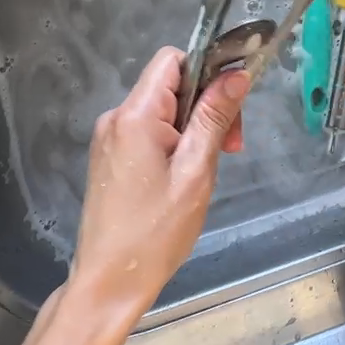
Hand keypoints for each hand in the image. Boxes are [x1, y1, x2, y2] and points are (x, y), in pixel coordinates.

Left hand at [70, 47, 247, 314]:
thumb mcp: (196, 171)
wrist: (109, 284)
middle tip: (231, 148)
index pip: (173, 59)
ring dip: (195, 128)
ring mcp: (110, 138)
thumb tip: (236, 74)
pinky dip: (176, 143)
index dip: (207, 69)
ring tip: (211, 167)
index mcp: (135, 115)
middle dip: (207, 106)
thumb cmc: (156, 231)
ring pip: (164, 109)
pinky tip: (188, 175)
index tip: (233, 102)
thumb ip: (215, 117)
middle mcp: (116, 117)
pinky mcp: (111, 157)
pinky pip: (151, 131)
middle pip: (172, 84)